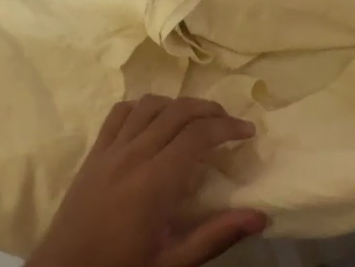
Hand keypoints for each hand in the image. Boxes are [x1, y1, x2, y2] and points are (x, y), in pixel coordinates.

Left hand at [27, 96, 268, 266]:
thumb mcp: (173, 263)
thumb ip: (215, 236)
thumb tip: (260, 216)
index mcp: (154, 182)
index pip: (197, 136)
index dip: (227, 127)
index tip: (248, 131)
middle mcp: (132, 155)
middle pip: (177, 112)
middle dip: (208, 109)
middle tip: (230, 122)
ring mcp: (110, 150)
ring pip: (149, 105)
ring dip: (178, 104)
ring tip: (197, 117)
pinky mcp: (94, 152)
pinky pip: (119, 113)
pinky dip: (142, 106)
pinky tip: (154, 117)